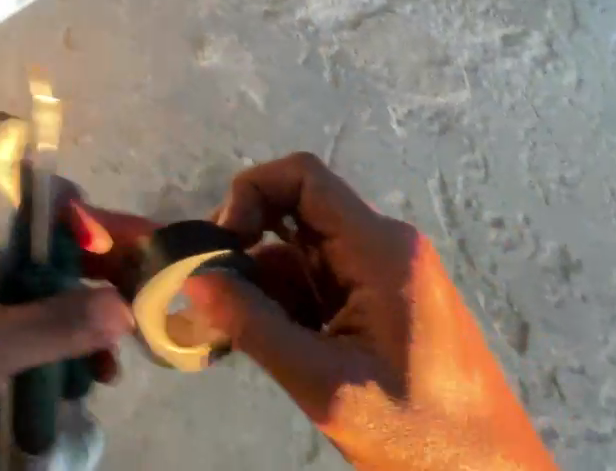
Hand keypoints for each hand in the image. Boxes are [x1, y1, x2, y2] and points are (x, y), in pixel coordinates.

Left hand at [0, 207, 132, 468]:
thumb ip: (52, 324)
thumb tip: (122, 305)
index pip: (29, 199)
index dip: (78, 213)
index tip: (127, 243)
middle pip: (51, 249)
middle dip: (99, 273)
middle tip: (151, 299)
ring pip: (53, 296)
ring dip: (90, 322)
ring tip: (113, 365)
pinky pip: (44, 335)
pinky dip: (71, 352)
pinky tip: (93, 382)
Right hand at [183, 153, 557, 470]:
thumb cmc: (424, 439)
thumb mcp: (326, 385)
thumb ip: (254, 326)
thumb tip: (191, 278)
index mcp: (380, 250)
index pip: (301, 176)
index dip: (249, 192)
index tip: (223, 243)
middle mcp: (381, 248)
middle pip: (291, 212)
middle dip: (243, 244)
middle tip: (211, 289)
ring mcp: (380, 277)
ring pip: (294, 252)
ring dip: (256, 282)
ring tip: (226, 329)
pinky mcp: (376, 306)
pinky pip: (311, 283)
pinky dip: (277, 303)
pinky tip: (258, 342)